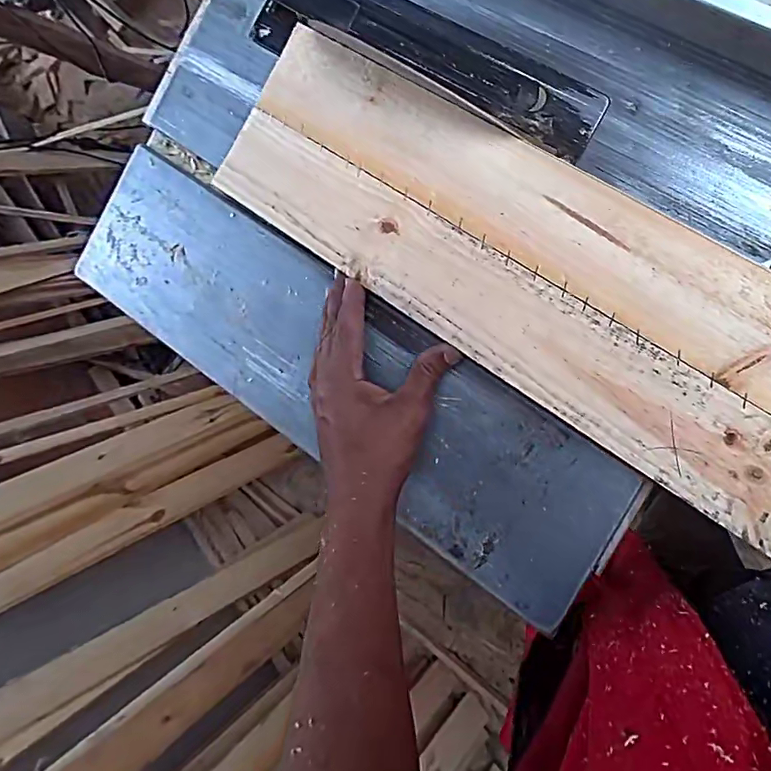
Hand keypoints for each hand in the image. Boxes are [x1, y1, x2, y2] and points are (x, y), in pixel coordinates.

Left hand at [310, 276, 460, 520]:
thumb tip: (448, 349)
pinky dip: (328, 344)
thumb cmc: (383, 453)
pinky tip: (331, 348)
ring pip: (322, 349)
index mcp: (341, 377)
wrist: (358, 495)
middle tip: (339, 278)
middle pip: (329, 334)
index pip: (347, 329)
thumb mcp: (411, 411)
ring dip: (330, 323)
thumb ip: (426, 375)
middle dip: (335, 305)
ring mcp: (322, 397)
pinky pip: (322, 364)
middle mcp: (325, 383)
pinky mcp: (326, 409)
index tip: (352, 276)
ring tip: (334, 304)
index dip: (351, 301)